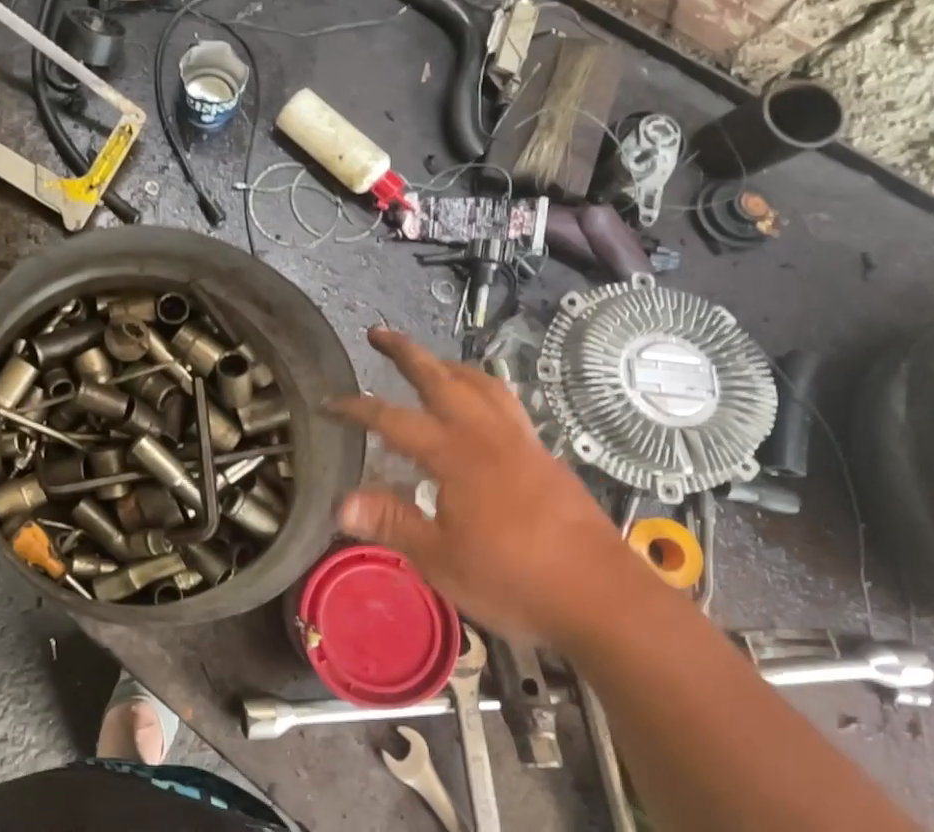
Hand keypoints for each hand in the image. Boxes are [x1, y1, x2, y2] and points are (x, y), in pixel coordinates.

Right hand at [327, 328, 646, 642]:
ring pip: (483, 386)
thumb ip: (392, 523)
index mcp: (457, 456)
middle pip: (443, 379)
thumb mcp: (440, 558)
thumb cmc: (515, 580)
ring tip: (430, 361)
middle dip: (408, 353)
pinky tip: (479, 411)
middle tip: (379, 334)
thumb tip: (341, 503)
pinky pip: (507, 406)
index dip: (357, 408)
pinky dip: (483, 391)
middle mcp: (489, 437)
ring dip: (450, 366)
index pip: (394, 420)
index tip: (328, 402)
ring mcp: (523, 445)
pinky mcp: (546, 460)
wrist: (605, 599)